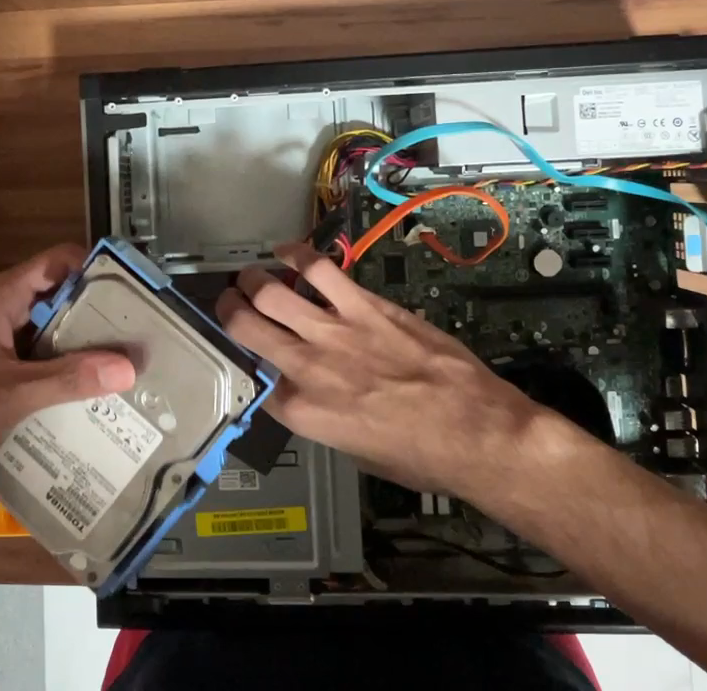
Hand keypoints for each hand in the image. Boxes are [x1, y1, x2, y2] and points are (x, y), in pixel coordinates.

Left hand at [0, 244, 136, 491]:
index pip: (59, 261)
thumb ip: (70, 378)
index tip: (136, 291)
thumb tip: (131, 366)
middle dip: (98, 313)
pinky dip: (61, 371)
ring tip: (126, 365)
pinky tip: (89, 395)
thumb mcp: (11, 394)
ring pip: (48, 332)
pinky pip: (35, 360)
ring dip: (81, 346)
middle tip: (141, 336)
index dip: (96, 268)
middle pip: (59, 296)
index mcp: (0, 299)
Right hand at [216, 243, 538, 498]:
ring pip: (272, 291)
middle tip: (229, 300)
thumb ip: (321, 416)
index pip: (250, 378)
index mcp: (303, 413)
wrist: (478, 432)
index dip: (238, 360)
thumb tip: (310, 392)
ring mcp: (336, 332)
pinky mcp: (366, 306)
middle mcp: (308, 368)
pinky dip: (296, 255)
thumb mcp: (355, 451)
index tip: (237, 351)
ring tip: (252, 277)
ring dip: (253, 280)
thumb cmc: (421, 455)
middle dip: (228, 308)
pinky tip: (286, 251)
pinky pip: (320, 270)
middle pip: (245, 325)